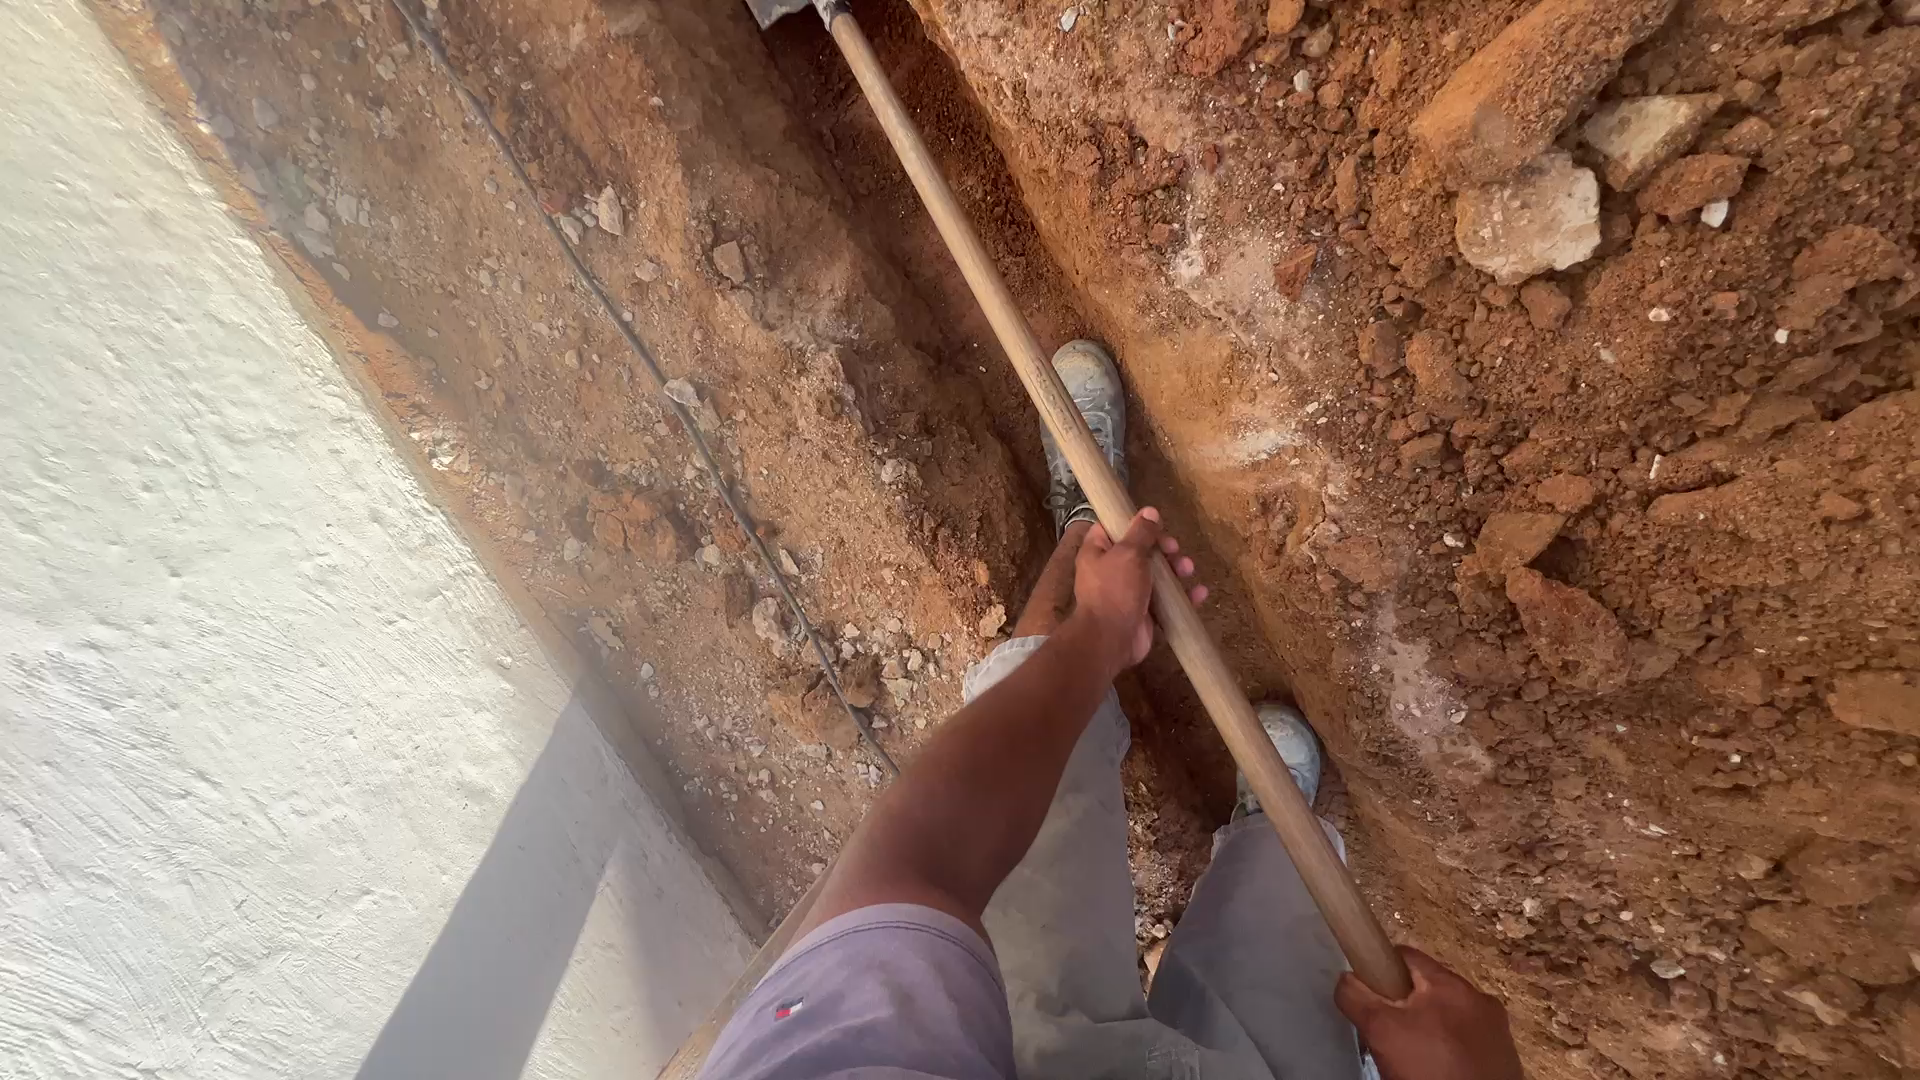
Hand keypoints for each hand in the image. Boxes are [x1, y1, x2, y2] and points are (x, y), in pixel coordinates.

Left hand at [1067, 507, 1205, 677]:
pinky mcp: (1143, 612)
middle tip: (1174, 550)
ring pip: (1156, 575)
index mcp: (1097, 551)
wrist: (1111, 639)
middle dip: (1162, 549)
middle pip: (1141, 551)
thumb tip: (1149, 511)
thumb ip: (1141, 532)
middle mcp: (1110, 570)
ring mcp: (1127, 592)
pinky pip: (1166, 600)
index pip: (1112, 528)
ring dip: (1175, 570)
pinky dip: (1182, 596)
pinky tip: (1199, 594)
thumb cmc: (1114, 590)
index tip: (1155, 525)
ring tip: (1187, 570)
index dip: (1134, 524)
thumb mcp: (1128, 553)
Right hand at [1336, 947, 1524, 1079]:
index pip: (1403, 956)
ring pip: (1444, 1016)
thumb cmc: (1428, 1069)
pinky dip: (1447, 1051)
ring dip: (1426, 1030)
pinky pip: (1464, 1042)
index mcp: (1454, 985)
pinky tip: (1437, 1071)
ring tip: (1414, 1058)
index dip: (1379, 972)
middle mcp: (1482, 1002)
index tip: (1372, 1000)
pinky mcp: (1505, 1061)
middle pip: (1424, 988)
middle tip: (1390, 1034)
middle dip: (1403, 1007)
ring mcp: (1498, 1034)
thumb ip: (1354, 994)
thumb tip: (1348, 978)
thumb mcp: (1378, 1028)